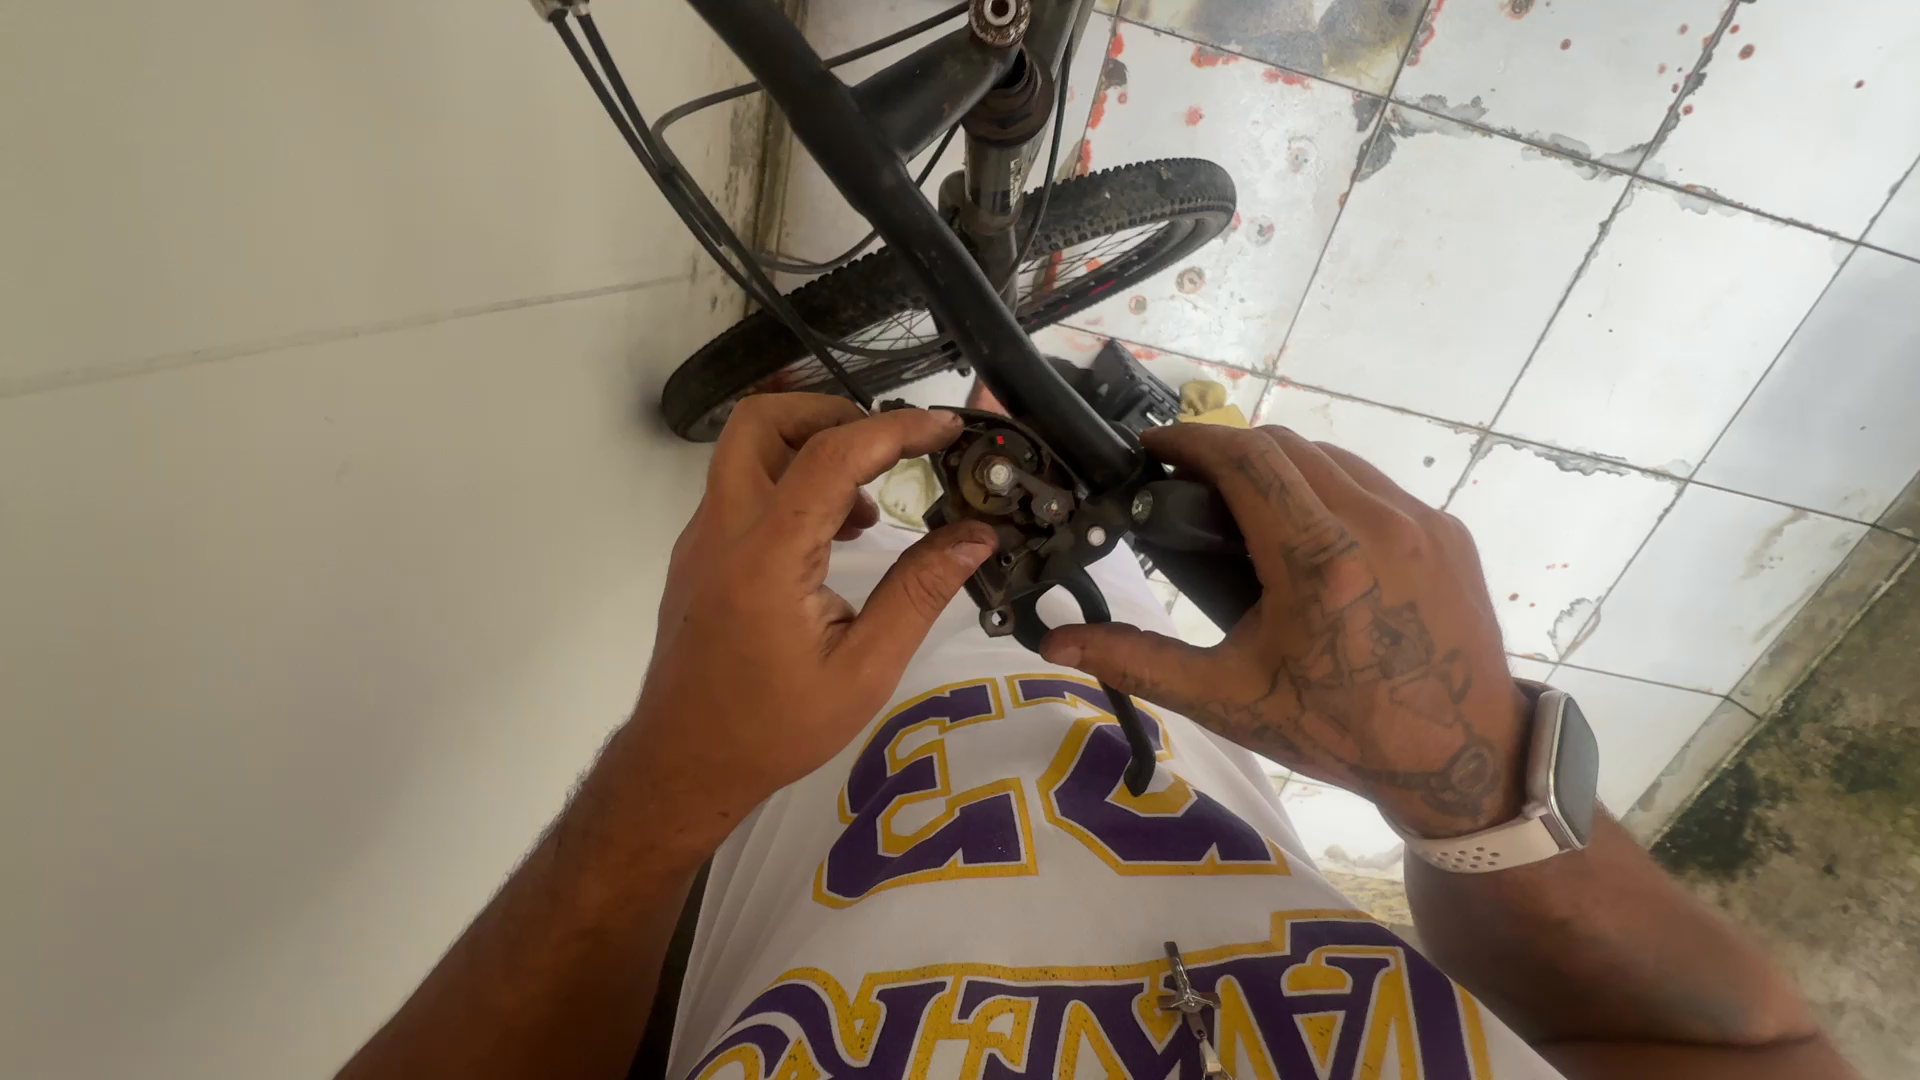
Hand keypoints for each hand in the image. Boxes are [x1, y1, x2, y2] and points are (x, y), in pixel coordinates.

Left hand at [622, 396, 996, 843]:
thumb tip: (976, 537)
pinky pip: (744, 489)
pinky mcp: (700, 554)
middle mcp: (723, 531)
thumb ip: (920, 592)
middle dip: (832, 413)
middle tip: (887, 449)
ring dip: (811, 449)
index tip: (944, 428)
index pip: (829, 456)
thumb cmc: (775, 728)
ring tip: (869, 508)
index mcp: (767, 558)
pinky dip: (792, 483)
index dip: (894, 430)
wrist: (684, 764)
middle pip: (762, 421)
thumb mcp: (865, 669)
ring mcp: (702, 539)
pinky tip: (834, 537)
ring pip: (747, 449)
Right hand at [1041, 424, 1529, 838]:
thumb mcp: (1226, 698)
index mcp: (1318, 559)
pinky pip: (1370, 482)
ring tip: (1239, 504)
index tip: (1152, 445)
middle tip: (1184, 481)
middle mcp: (1376, 521)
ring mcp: (1420, 520)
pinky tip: (1304, 528)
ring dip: (1274, 464)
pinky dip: (1321, 485)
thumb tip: (1055, 642)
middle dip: (1225, 448)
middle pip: (1282, 445)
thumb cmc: (1335, 731)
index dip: (1189, 440)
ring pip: (1328, 457)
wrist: (1464, 763)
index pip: (1244, 459)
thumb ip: (1136, 661)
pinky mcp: (1447, 530)